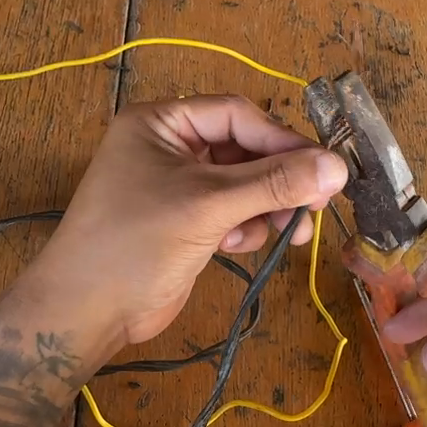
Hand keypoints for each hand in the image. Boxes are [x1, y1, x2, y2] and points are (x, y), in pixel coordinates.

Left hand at [26, 95, 347, 349]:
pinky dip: (245, 225)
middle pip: (243, 149)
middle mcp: (169, 146)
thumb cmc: (137, 243)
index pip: (236, 115)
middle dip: (278, 179)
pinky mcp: (185, 220)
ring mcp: (176, 185)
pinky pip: (232, 210)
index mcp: (160, 123)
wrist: (87, 311)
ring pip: (243, 183)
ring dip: (268, 206)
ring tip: (288, 234)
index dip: (281, 141)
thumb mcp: (208, 206)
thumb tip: (339, 166)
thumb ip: (274, 183)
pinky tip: (236, 246)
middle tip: (316, 206)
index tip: (325, 170)